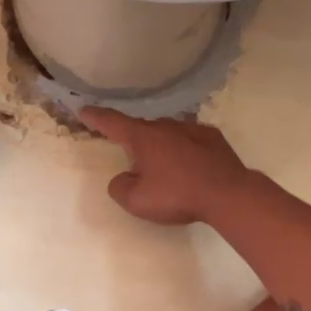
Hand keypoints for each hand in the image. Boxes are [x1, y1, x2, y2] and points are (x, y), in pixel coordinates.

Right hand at [80, 108, 252, 225]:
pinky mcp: (213, 137)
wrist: (226, 193)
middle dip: (135, 142)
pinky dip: (185, 150)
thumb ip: (120, 187)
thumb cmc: (176, 195)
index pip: (112, 122)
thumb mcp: (136, 201)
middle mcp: (165, 125)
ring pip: (168, 133)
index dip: (95, 117)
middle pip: (142, 130)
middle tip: (135, 161)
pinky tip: (190, 165)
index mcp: (142, 137)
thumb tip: (123, 178)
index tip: (84, 110)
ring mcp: (191, 128)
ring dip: (162, 146)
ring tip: (165, 167)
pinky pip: (190, 140)